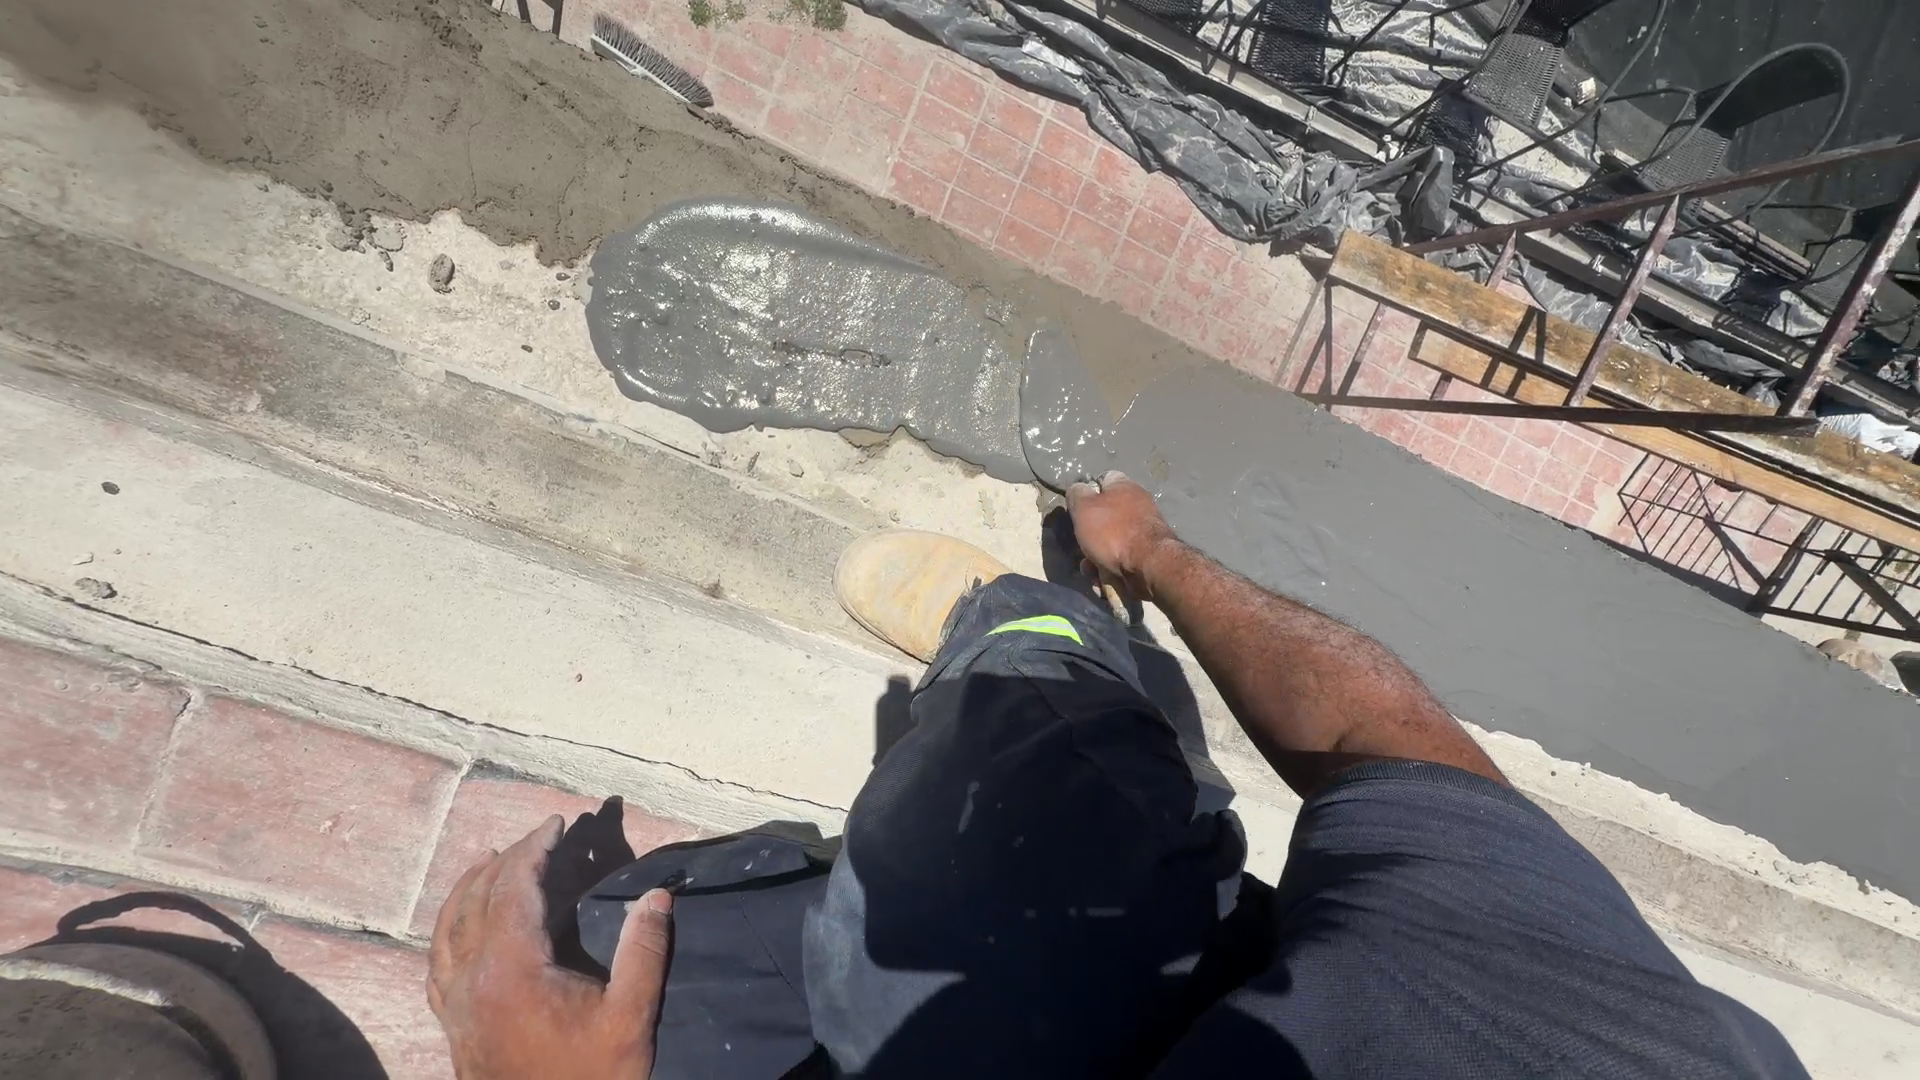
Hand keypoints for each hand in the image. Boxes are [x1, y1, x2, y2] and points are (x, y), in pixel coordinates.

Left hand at [429, 815, 672, 1079]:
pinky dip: (449, 928)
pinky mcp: (454, 1025)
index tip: (559, 822)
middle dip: (510, 858)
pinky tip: (462, 924)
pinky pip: (438, 962)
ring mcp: (457, 1005)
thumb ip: (645, 950)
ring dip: (471, 886)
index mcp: (513, 970)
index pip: (515, 889)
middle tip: (544, 835)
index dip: (535, 848)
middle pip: (479, 900)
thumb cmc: (590, 1077)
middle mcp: (474, 981)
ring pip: (448, 929)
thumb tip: (658, 895)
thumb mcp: (630, 1015)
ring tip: (491, 858)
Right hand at [1065, 471, 1181, 597]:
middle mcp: (1136, 505)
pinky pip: (1120, 560)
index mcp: (1124, 487)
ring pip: (1108, 543)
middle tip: (1081, 548)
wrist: (1149, 566)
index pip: (1102, 479)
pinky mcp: (1145, 554)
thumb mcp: (1084, 508)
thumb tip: (1077, 489)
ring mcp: (1142, 531)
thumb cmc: (1112, 532)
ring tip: (1092, 571)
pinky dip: (1109, 571)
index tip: (1076, 509)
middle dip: (1087, 537)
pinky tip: (1103, 581)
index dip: (1086, 492)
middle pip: (1102, 518)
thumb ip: (1076, 494)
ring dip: (1095, 559)